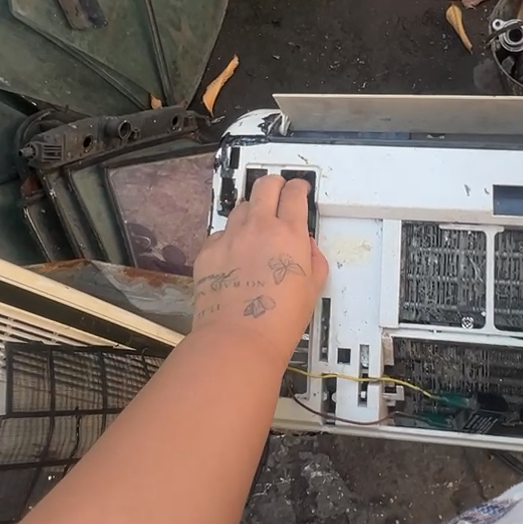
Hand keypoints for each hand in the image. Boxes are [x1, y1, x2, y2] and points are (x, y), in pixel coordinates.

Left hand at [190, 175, 328, 359]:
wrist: (239, 340)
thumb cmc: (278, 322)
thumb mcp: (313, 289)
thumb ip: (314, 260)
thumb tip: (307, 248)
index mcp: (289, 234)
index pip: (295, 193)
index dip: (299, 187)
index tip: (299, 189)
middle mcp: (259, 228)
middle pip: (265, 185)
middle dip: (274, 183)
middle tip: (278, 191)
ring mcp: (230, 237)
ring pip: (241, 208)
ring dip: (251, 212)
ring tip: (255, 229)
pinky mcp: (208, 252)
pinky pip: (219, 234)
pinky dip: (228, 238)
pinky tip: (233, 256)